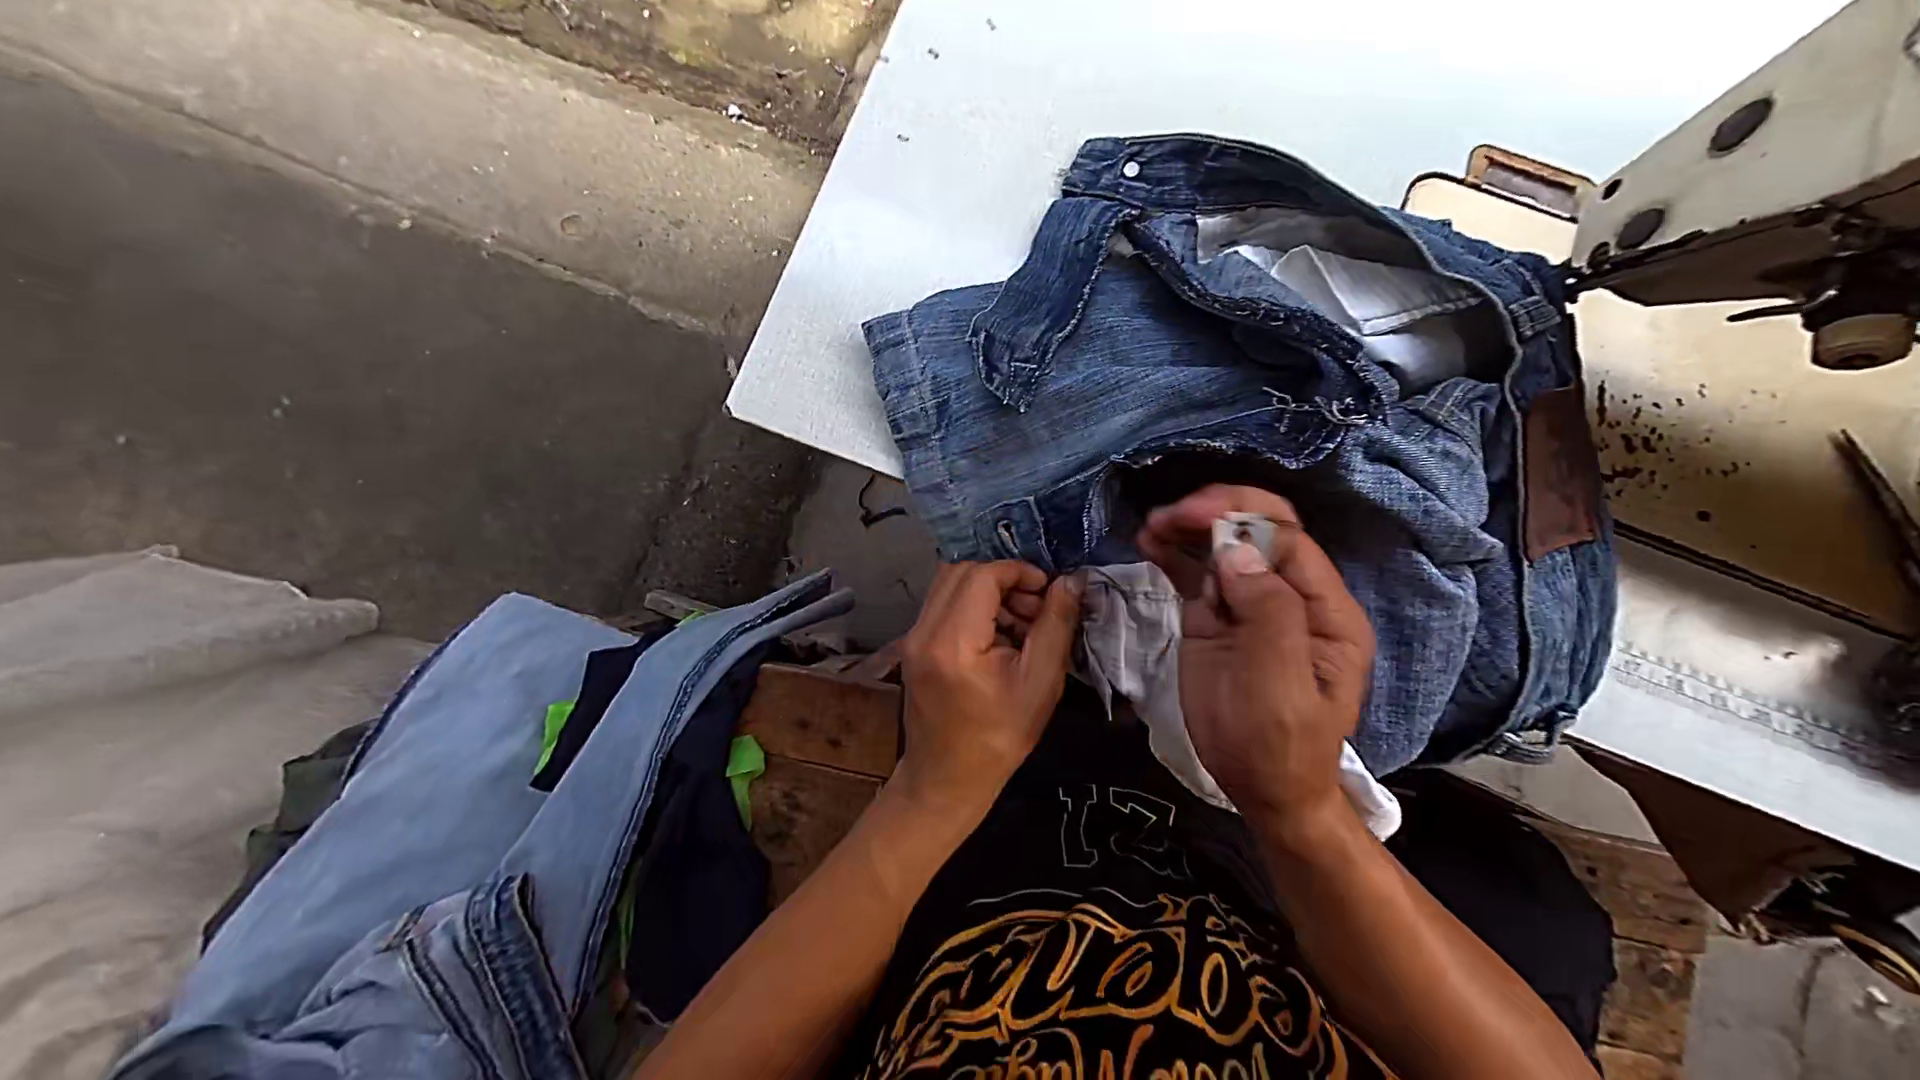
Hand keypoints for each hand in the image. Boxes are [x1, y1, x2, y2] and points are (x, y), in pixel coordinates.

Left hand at [894, 561, 1081, 814]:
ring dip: (988, 592)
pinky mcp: (913, 646)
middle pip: (962, 571)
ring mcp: (912, 637)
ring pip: (950, 585)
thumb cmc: (999, 738)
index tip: (1048, 592)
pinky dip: (972, 608)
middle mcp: (923, 631)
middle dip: (1004, 580)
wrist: (947, 779)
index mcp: (952, 642)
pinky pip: (943, 606)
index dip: (1018, 572)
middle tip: (1035, 609)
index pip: (982, 575)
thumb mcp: (1040, 683)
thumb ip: (1055, 625)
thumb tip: (1072, 581)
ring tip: (1021, 626)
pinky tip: (999, 638)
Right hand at [1137, 486, 1374, 840]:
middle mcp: (1289, 598)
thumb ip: (1267, 611)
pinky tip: (1149, 543)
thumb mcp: (1281, 683)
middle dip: (1213, 514)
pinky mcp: (1215, 620)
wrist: (1259, 788)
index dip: (1241, 517)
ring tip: (1150, 527)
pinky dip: (1173, 556)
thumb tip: (1236, 549)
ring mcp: (1249, 607)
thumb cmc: (1278, 743)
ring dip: (1187, 530)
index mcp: (1324, 610)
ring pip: (1221, 549)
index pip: (1288, 540)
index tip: (1193, 515)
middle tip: (1167, 517)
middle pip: (1255, 534)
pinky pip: (1196, 576)